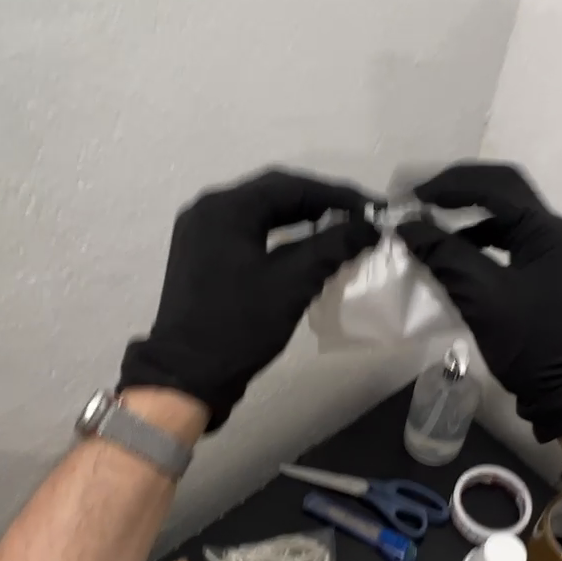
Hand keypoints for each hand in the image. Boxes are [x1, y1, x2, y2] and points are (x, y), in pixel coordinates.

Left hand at [120, 168, 377, 430]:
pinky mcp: (201, 255)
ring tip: (339, 231)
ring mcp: (200, 233)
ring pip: (260, 214)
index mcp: (226, 208)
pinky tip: (304, 249)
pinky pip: (247, 233)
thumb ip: (333, 248)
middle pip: (273, 195)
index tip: (373, 207)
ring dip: (300, 220)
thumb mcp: (293, 284)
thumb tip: (371, 228)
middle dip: (320, 204)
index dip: (337, 194)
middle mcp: (209, 209)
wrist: (188, 375)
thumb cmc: (240, 326)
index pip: (291, 186)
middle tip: (360, 217)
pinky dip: (279, 236)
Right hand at [399, 162, 561, 441]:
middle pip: (501, 190)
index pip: (494, 185)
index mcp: (545, 229)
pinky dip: (475, 239)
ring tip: (429, 223)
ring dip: (465, 215)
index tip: (411, 194)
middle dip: (458, 190)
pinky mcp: (540, 271)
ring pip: (502, 215)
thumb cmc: (527, 340)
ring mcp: (548, 251)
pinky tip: (450, 252)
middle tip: (419, 197)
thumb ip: (443, 254)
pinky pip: (504, 240)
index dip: (449, 184)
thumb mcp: (479, 295)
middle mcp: (551, 230)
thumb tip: (405, 226)